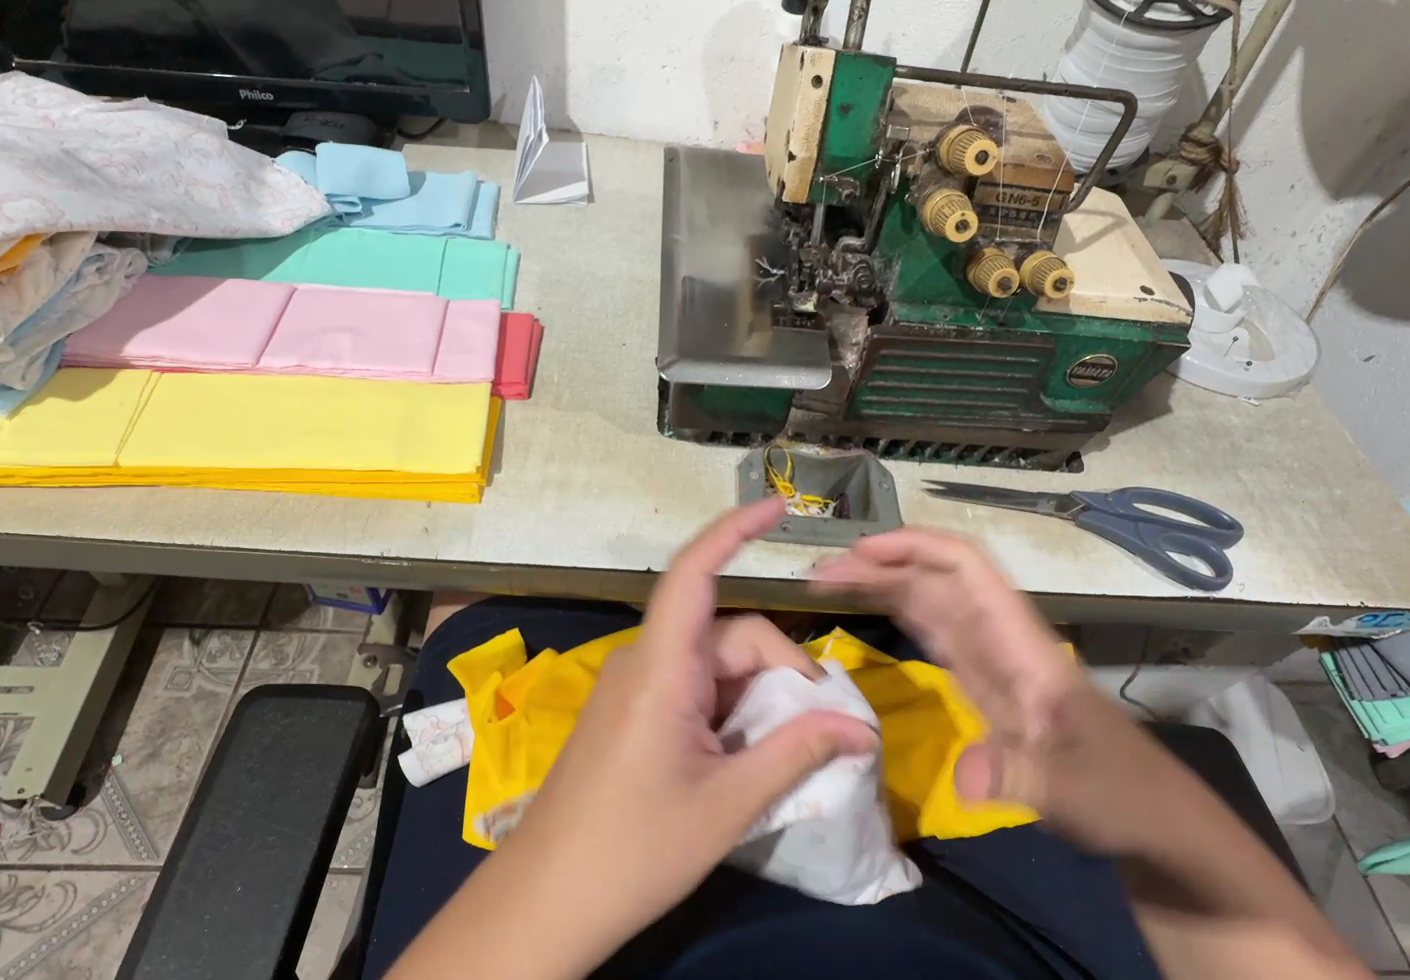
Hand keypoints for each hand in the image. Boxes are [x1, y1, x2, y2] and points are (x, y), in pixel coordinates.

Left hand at [501, 499, 877, 949]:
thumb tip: (863, 729)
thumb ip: (797, 754)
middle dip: (781, 669)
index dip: (734, 530)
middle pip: (727, 635)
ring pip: (714, 665)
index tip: (779, 508)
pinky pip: (693, 689)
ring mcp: (634, 688)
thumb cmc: (635, 851)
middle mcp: (645, 663)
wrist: (546, 901)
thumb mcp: (728, 804)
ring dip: (757, 695)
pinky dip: (731, 709)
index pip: (695, 573)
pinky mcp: (631, 714)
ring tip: (789, 751)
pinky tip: (747, 755)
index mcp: (661, 669)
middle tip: (824, 727)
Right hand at [811, 528, 1182, 855]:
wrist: (1152, 825)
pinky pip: (933, 637)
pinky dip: (898, 617)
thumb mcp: (1077, 792)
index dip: (916, 547)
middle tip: (820, 574)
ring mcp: (991, 662)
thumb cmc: (1124, 796)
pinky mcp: (983, 688)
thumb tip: (967, 780)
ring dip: (882, 586)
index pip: (968, 570)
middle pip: (937, 581)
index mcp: (1022, 644)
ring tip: (828, 585)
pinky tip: (867, 613)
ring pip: (930, 604)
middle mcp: (1002, 640)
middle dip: (881, 566)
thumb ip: (1024, 779)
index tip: (862, 551)